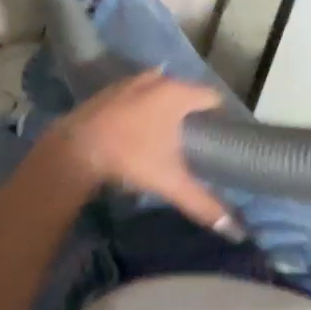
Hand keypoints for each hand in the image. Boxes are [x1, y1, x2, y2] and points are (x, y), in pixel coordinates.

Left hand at [40, 69, 233, 231]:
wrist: (76, 148)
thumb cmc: (131, 157)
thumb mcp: (171, 182)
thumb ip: (204, 203)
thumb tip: (234, 230)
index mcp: (176, 94)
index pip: (211, 97)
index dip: (220, 115)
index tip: (221, 135)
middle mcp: (156, 79)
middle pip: (185, 92)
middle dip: (192, 113)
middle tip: (197, 140)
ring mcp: (130, 81)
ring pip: (158, 90)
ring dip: (165, 108)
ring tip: (168, 136)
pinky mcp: (109, 90)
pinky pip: (136, 94)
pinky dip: (142, 107)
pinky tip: (138, 131)